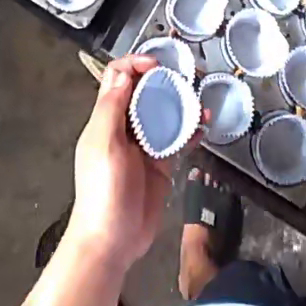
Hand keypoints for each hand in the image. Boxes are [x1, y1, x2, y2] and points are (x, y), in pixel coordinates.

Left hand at [61, 54, 180, 270]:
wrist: (112, 241)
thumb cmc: (102, 192)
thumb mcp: (104, 144)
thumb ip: (112, 107)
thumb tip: (125, 72)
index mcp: (105, 118)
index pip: (117, 77)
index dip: (135, 64)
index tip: (158, 64)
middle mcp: (124, 127)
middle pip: (144, 92)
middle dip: (164, 81)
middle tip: (187, 79)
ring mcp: (143, 145)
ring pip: (164, 113)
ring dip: (181, 105)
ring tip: (200, 104)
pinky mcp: (160, 163)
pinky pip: (177, 139)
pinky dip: (190, 131)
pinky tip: (203, 127)